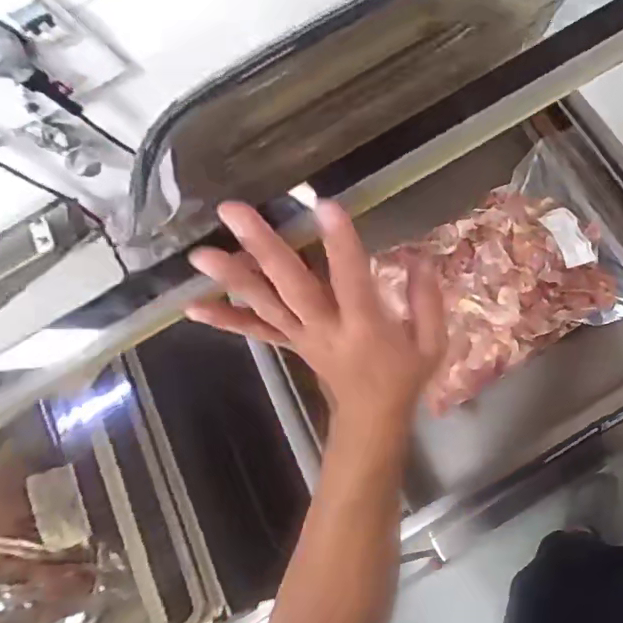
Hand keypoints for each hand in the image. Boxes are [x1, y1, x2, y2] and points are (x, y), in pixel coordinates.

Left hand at [185, 200, 446, 430]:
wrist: (372, 417)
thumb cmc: (403, 376)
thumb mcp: (431, 344)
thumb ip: (426, 301)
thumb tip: (420, 257)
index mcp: (365, 327)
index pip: (352, 281)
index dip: (341, 245)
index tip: (326, 205)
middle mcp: (327, 330)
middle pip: (294, 288)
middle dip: (264, 250)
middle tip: (234, 213)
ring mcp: (303, 337)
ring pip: (267, 306)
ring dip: (233, 279)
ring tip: (200, 254)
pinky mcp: (290, 344)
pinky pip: (256, 331)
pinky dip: (225, 320)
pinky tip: (191, 307)